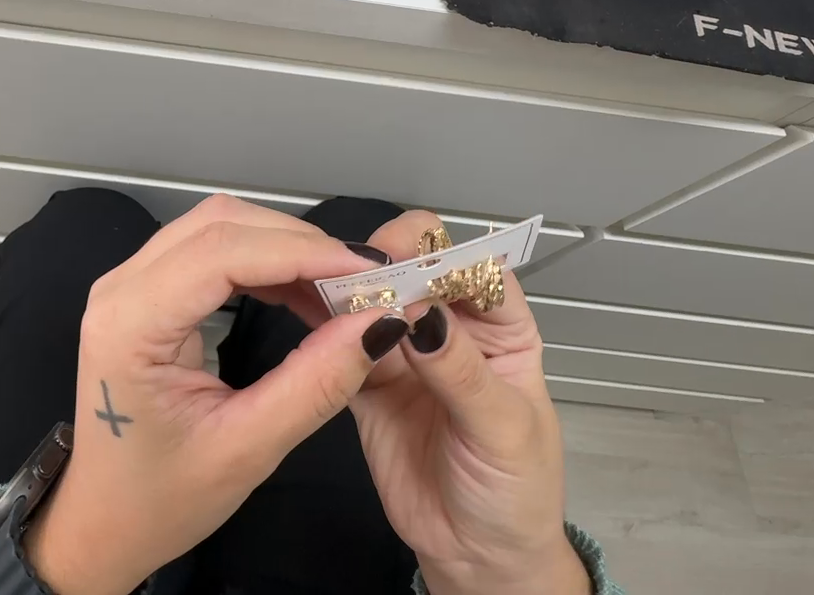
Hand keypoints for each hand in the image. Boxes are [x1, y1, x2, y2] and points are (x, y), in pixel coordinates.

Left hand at [21, 196, 407, 594]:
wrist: (100, 521)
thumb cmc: (162, 498)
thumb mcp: (247, 449)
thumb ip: (315, 383)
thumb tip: (381, 322)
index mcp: (131, 323)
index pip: (222, 252)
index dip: (301, 251)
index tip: (369, 271)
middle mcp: (121, 285)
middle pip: (220, 224)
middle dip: (298, 242)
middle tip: (363, 280)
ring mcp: (128, 281)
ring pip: (217, 227)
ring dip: (283, 246)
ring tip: (341, 289)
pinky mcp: (145, 288)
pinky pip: (210, 249)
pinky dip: (263, 260)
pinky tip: (302, 293)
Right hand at [351, 211, 590, 594]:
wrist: (476, 559)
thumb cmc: (516, 490)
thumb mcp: (504, 431)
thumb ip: (460, 370)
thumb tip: (417, 311)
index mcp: (498, 325)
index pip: (471, 266)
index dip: (437, 253)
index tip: (399, 258)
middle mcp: (449, 323)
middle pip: (415, 268)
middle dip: (386, 261)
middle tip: (352, 274)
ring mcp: (403, 347)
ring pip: (373, 296)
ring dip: (347, 284)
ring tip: (317, 281)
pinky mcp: (365, 376)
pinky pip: (340, 338)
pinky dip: (321, 318)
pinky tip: (297, 301)